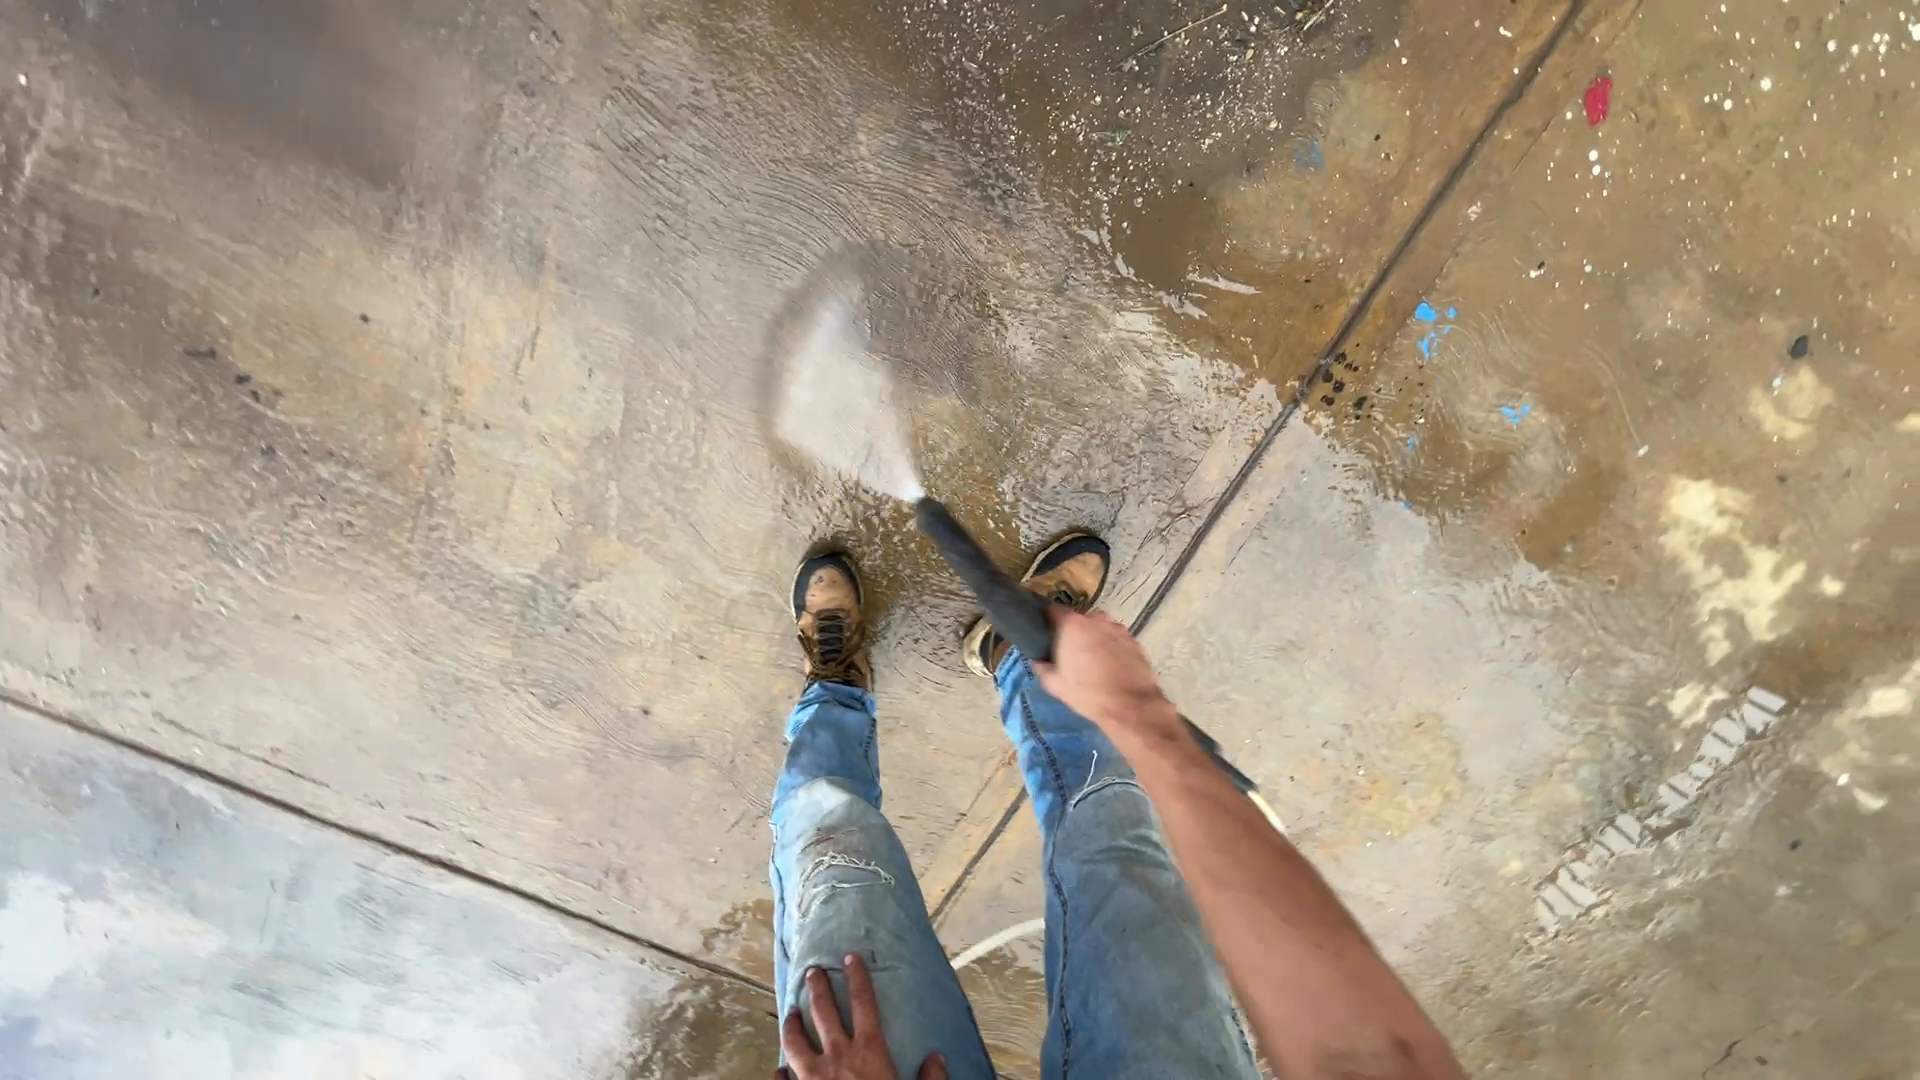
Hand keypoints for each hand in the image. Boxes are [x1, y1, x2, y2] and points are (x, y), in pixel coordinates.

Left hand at [779, 955, 946, 1079]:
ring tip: (790, 1013)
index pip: (864, 1003)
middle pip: (824, 1012)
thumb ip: (930, 1078)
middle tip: (812, 972)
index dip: (856, 977)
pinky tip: (777, 1070)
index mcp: (869, 1050)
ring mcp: (813, 1077)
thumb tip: (938, 1058)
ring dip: (792, 1025)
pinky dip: (780, 1073)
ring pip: (796, 1043)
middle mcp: (838, 1056)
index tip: (849, 957)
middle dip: (817, 988)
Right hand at [1034, 609, 1184, 745]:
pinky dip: (1111, 646)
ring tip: (1092, 660)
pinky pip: (1115, 638)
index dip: (1047, 621)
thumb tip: (1038, 660)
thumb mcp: (1054, 684)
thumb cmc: (1087, 693)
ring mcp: (1117, 628)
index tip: (1045, 632)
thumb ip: (1041, 667)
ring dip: (1093, 638)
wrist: (1131, 706)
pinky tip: (1110, 665)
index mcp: (1072, 624)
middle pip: (1077, 620)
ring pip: (1098, 628)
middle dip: (1072, 632)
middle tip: (1069, 652)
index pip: (1052, 611)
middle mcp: (1095, 619)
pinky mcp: (1134, 640)